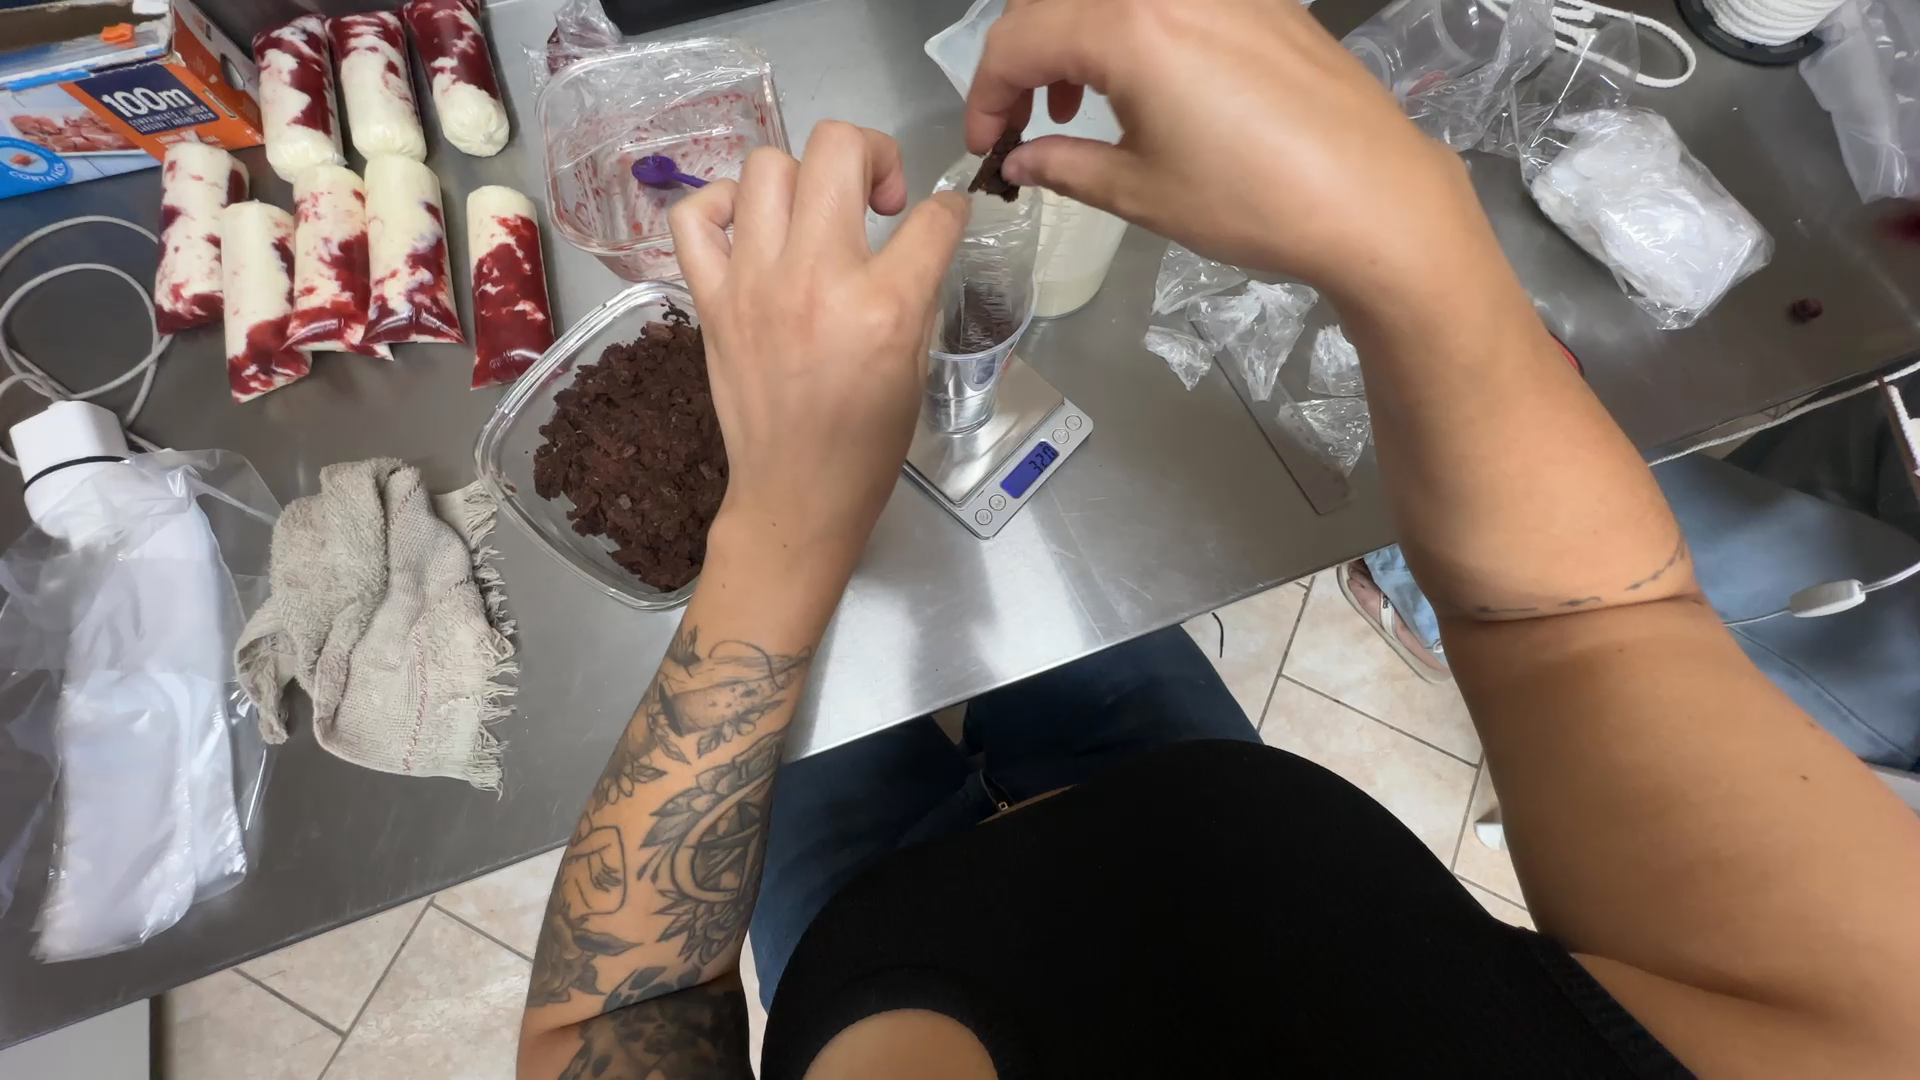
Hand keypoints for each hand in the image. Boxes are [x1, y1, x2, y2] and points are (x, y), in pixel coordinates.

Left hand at [670, 122, 967, 580]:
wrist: (798, 495)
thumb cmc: (868, 447)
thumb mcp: (915, 370)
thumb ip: (918, 295)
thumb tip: (919, 242)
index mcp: (885, 309)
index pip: (931, 218)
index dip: (949, 209)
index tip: (942, 218)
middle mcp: (817, 280)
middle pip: (837, 148)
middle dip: (875, 155)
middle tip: (880, 199)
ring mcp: (754, 285)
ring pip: (768, 165)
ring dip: (804, 178)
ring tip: (816, 217)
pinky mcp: (712, 301)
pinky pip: (696, 216)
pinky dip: (723, 205)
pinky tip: (751, 230)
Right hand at [966, 0, 1485, 306]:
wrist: (1367, 196)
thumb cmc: (1245, 201)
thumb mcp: (1138, 192)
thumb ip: (1063, 166)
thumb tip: (1018, 162)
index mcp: (1129, 24)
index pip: (1018, 39)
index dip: (984, 96)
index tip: (984, 149)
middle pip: (1055, 2)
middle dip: (1019, 65)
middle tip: (1017, 129)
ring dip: (1069, 43)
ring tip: (1071, 110)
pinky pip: (1160, 0)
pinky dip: (1123, 35)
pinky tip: (1135, 88)